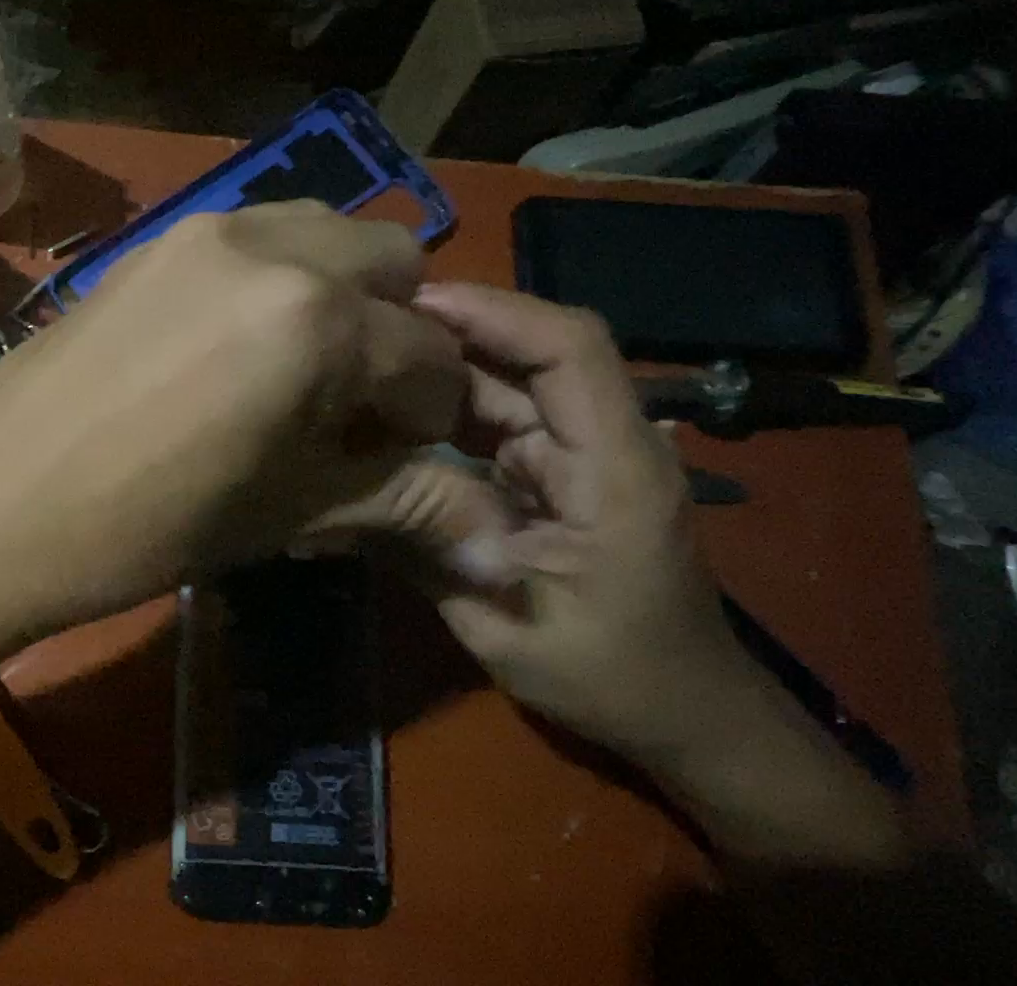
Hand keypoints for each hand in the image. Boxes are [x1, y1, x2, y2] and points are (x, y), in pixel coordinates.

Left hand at [0, 200, 464, 640]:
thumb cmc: (140, 530)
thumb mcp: (283, 515)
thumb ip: (397, 498)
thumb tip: (502, 538)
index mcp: (319, 322)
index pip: (433, 356)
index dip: (431, 415)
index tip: (401, 454)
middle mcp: (273, 248)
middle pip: (393, 263)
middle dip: (396, 331)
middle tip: (350, 403)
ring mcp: (204, 230)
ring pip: (323, 233)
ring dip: (338, 293)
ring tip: (293, 370)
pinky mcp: (153, 239)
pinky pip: (252, 235)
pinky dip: (275, 278)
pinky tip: (230, 347)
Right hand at [393, 283, 773, 762]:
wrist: (683, 714)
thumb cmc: (608, 675)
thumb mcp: (500, 622)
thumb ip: (426, 549)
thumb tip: (333, 504)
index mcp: (612, 466)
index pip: (569, 348)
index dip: (494, 312)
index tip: (411, 303)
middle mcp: (602, 442)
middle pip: (535, 354)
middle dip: (453, 332)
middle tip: (363, 328)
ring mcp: (580, 457)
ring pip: (511, 387)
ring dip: (442, 372)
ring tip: (363, 364)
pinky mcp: (557, 476)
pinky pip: (499, 425)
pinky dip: (447, 415)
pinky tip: (391, 414)